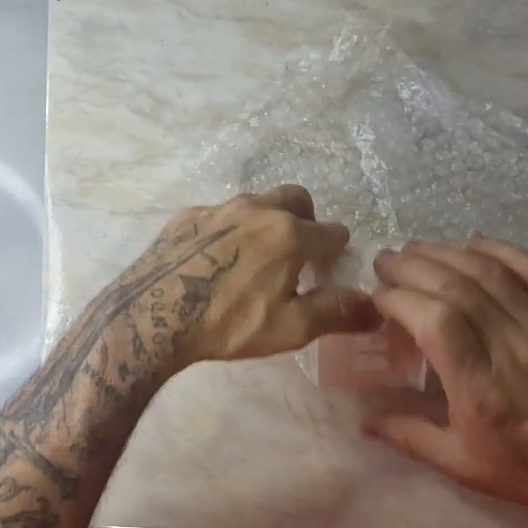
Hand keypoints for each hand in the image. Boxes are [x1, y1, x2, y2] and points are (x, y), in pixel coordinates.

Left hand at [128, 185, 380, 370]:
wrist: (153, 316)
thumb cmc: (229, 324)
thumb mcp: (290, 328)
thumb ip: (336, 312)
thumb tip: (374, 305)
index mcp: (288, 234)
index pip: (331, 232)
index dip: (335, 250)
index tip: (330, 265)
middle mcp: (255, 209)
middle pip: (294, 199)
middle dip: (305, 219)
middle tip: (297, 252)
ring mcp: (216, 208)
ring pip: (254, 203)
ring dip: (265, 222)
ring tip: (255, 256)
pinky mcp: (185, 216)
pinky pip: (218, 215)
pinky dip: (228, 230)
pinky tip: (215, 259)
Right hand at [361, 237, 527, 527]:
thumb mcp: (463, 466)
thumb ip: (409, 436)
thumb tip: (363, 418)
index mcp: (482, 389)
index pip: (434, 320)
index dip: (398, 300)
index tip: (377, 299)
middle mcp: (514, 349)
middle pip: (454, 286)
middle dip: (411, 267)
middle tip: (384, 263)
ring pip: (489, 271)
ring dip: (445, 253)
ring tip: (415, 250)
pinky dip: (499, 250)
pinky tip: (472, 244)